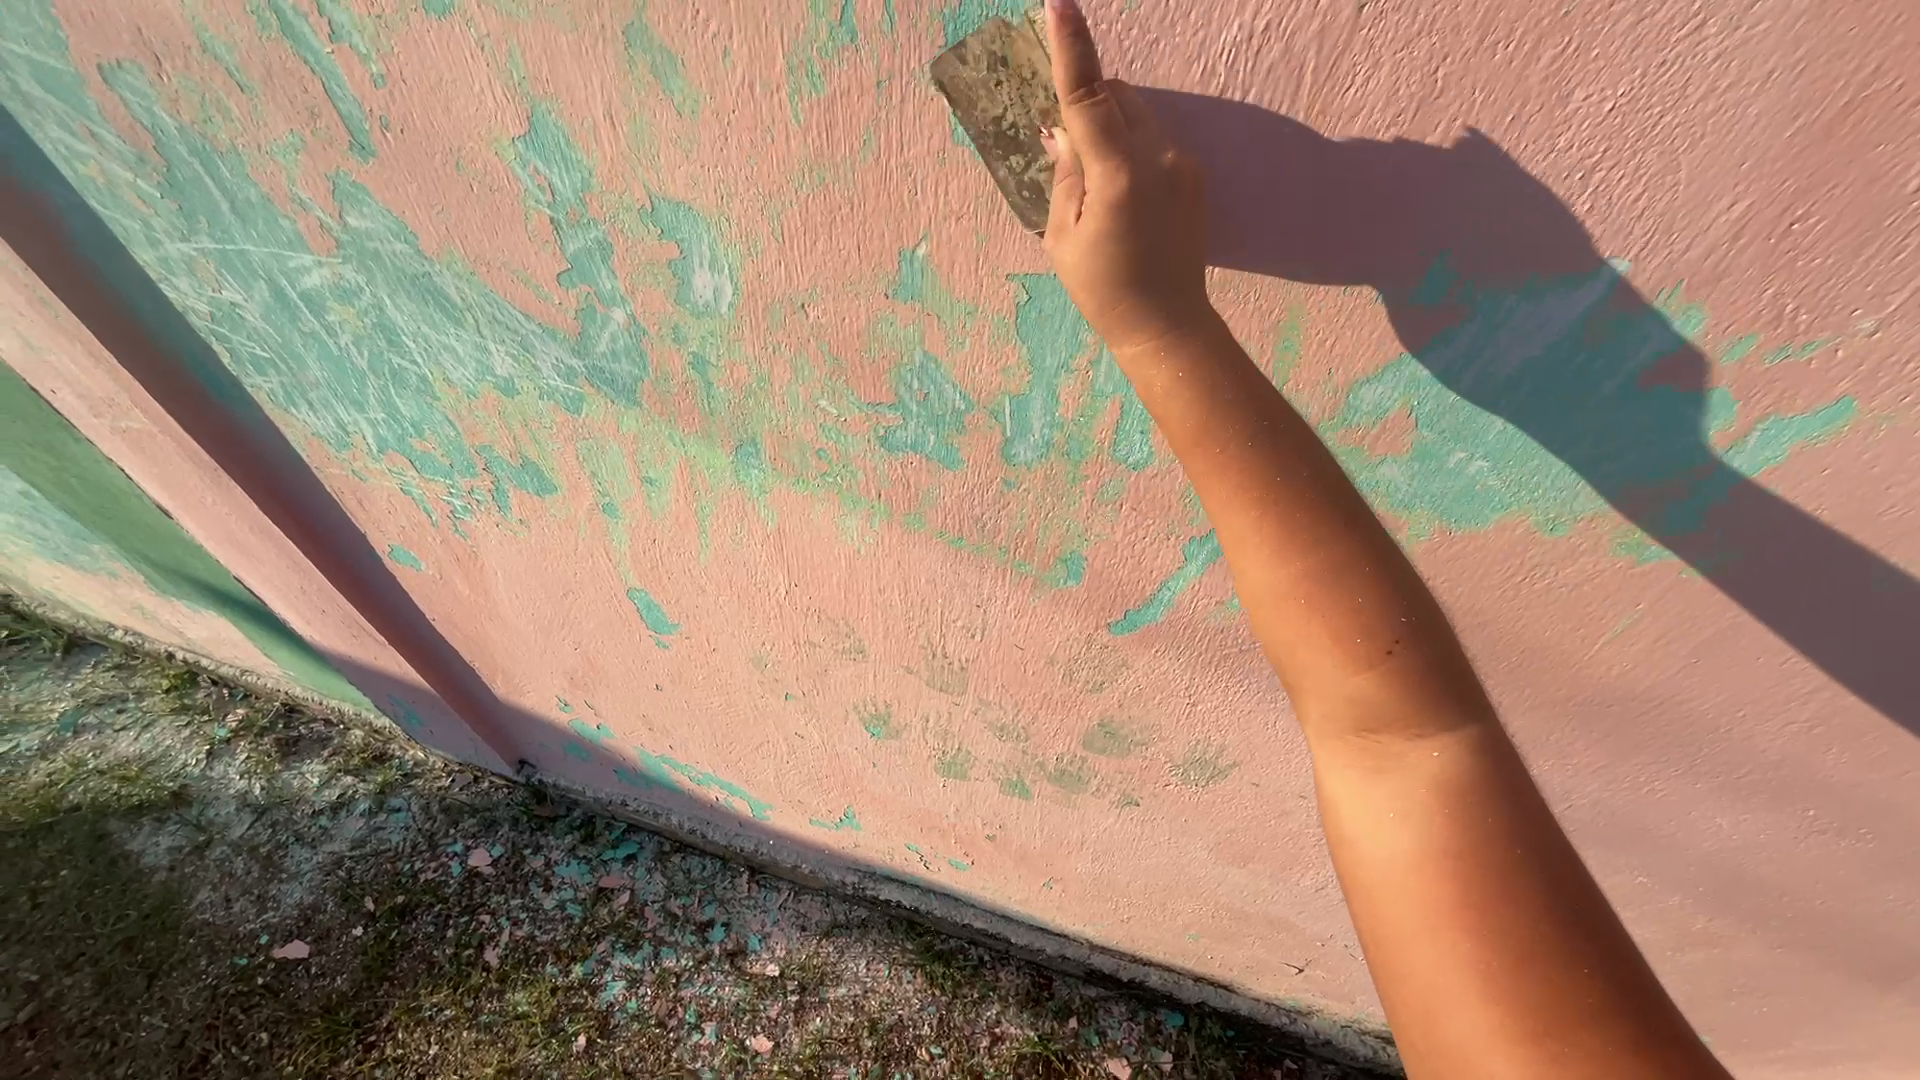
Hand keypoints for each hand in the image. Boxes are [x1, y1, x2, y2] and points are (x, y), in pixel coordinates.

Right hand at [1041, 0, 1212, 353]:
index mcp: (1117, 175)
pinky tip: (1122, 197)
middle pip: (1119, 95)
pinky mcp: (1193, 176)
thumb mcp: (1063, 239)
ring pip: (1139, 116)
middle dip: (1091, 102)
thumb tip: (1063, 133)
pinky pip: (1154, 141)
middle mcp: (1157, 156)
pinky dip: (1131, 149)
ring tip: (1097, 184)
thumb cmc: (1104, 290)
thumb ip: (1064, 176)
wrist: (1167, 324)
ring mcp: (1181, 163)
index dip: (1071, 48)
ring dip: (1112, 126)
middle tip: (1067, 142)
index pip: (1088, 96)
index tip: (1059, 5)